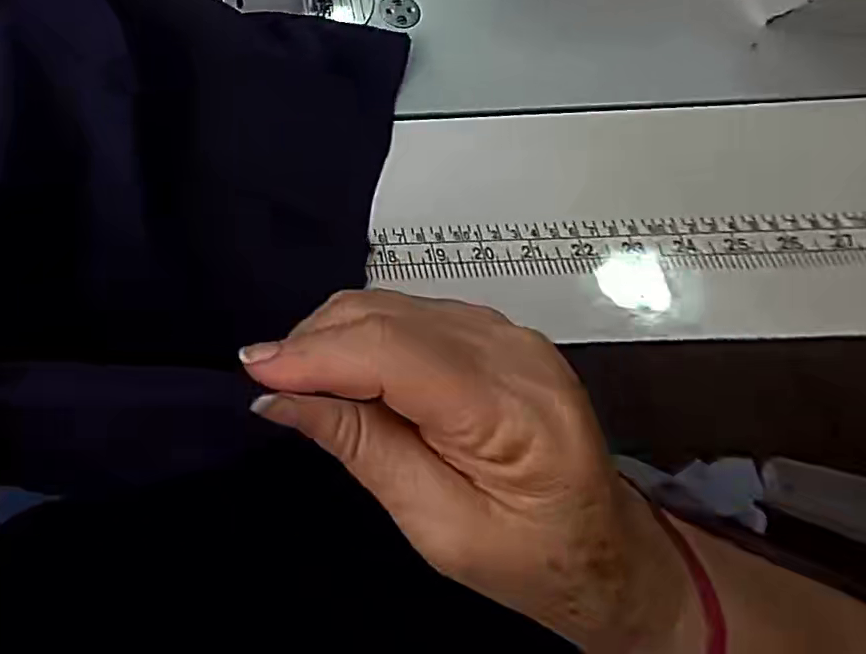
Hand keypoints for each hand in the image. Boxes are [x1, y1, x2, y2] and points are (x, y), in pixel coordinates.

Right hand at [241, 290, 701, 651]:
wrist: (612, 552)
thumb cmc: (535, 559)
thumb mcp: (438, 526)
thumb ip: (358, 447)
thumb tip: (275, 397)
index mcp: (518, 414)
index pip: (391, 354)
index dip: (313, 355)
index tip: (253, 369)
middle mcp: (511, 352)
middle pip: (377, 318)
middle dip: (309, 345)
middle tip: (268, 380)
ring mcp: (498, 330)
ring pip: (375, 305)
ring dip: (324, 337)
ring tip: (303, 381)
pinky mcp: (480, 325)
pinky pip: (390, 309)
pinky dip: (349, 332)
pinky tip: (340, 368)